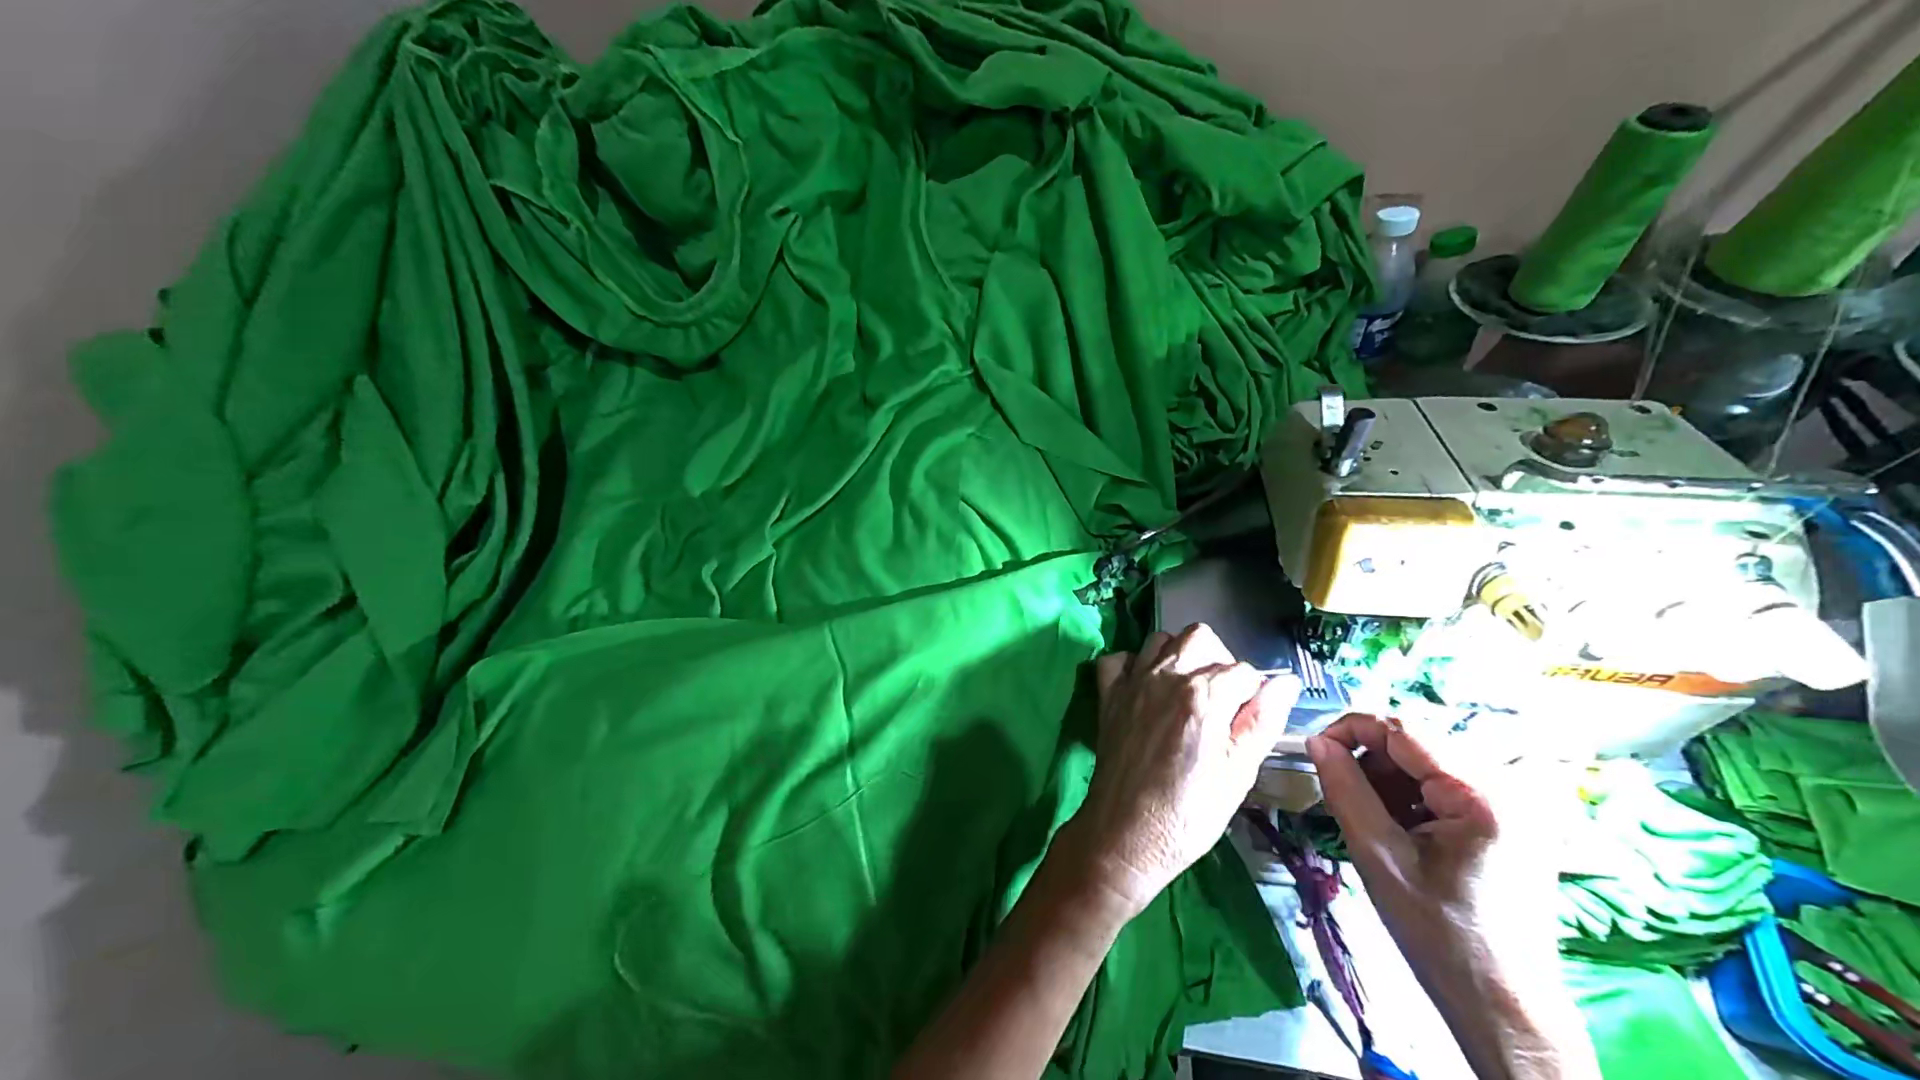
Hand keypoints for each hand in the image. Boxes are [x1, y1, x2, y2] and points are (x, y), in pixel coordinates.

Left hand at [1062, 623, 1299, 917]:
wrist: (1125, 835)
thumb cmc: (1190, 813)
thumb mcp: (1240, 773)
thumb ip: (1264, 721)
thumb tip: (1286, 683)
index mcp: (1204, 694)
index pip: (1244, 670)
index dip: (1256, 692)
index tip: (1252, 718)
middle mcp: (1165, 676)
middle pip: (1201, 637)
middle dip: (1219, 659)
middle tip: (1224, 698)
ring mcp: (1132, 683)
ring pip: (1160, 640)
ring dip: (1179, 655)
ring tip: (1189, 691)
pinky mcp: (1107, 696)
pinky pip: (1118, 660)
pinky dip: (1133, 665)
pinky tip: (1146, 688)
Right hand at [1307, 714, 1597, 1079]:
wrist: (1502, 1000)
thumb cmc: (1437, 933)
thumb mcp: (1378, 857)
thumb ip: (1345, 789)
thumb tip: (1316, 742)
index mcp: (1481, 793)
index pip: (1401, 729)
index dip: (1350, 729)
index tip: (1316, 750)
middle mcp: (1509, 784)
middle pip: (1417, 742)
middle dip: (1370, 759)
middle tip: (1343, 794)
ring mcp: (1518, 800)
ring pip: (1430, 759)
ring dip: (1392, 777)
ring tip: (1375, 818)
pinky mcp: (1516, 816)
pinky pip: (1451, 780)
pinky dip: (1416, 793)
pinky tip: (1405, 829)